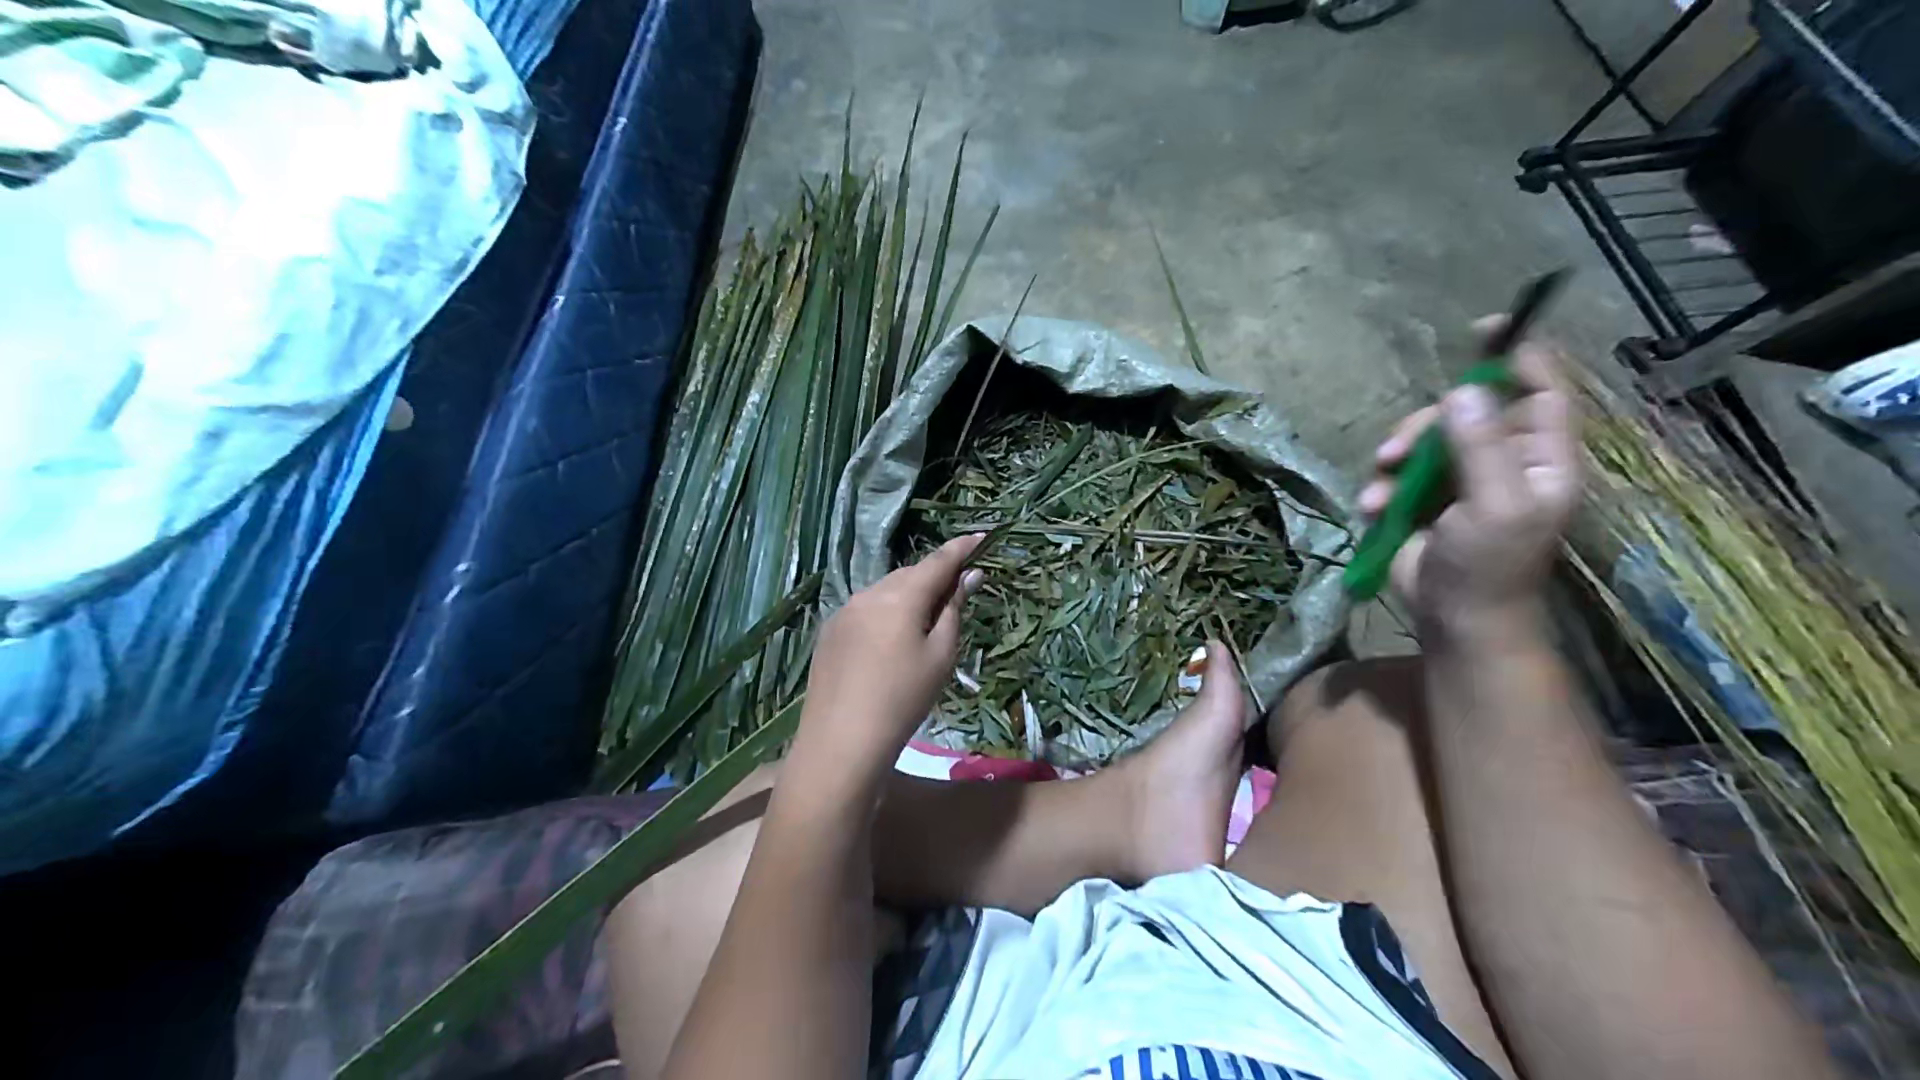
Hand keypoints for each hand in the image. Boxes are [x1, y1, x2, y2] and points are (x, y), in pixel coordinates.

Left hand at [792, 535, 984, 783]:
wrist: (842, 741)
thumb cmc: (904, 699)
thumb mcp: (940, 655)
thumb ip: (953, 610)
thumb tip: (968, 576)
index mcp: (901, 596)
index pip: (938, 561)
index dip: (962, 548)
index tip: (981, 536)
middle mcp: (869, 593)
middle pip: (910, 575)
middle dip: (934, 578)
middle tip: (957, 594)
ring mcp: (844, 611)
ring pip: (886, 592)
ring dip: (908, 597)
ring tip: (923, 627)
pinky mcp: (830, 632)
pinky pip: (866, 611)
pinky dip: (885, 615)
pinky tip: (888, 646)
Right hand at [1358, 327, 1581, 638]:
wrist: (1454, 618)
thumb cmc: (1489, 565)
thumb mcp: (1495, 505)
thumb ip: (1480, 447)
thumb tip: (1461, 393)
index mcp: (1540, 458)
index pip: (1538, 392)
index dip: (1518, 358)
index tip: (1486, 331)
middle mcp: (1502, 461)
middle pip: (1463, 414)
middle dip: (1423, 428)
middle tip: (1396, 452)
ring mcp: (1459, 480)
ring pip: (1422, 442)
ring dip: (1394, 463)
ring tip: (1379, 495)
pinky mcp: (1422, 500)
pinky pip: (1397, 473)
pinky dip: (1380, 487)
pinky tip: (1373, 509)